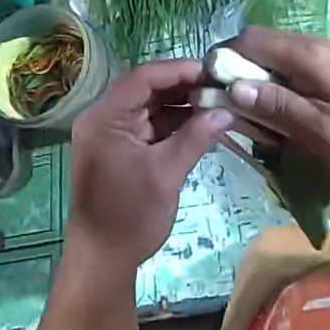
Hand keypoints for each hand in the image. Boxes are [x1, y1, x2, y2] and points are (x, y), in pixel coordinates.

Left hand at [66, 60, 230, 280]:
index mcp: (105, 118)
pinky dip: (173, 124)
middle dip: (184, 87)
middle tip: (220, 87)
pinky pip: (149, 127)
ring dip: (181, 105)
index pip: (143, 77)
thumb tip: (227, 110)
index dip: (179, 70)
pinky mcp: (120, 151)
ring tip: (217, 103)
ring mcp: (111, 136)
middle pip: (146, 89)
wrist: (102, 260)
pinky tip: (201, 124)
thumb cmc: (130, 215)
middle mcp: (104, 119)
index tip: (214, 72)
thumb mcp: (167, 173)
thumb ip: (196, 136)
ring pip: (149, 108)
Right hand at [223, 27, 329, 177]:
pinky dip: (276, 90)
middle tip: (234, 112)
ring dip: (257, 85)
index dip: (222, 61)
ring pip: (272, 60)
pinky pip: (289, 71)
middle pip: (257, 47)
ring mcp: (321, 56)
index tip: (212, 92)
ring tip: (258, 121)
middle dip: (237, 75)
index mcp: (305, 54)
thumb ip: (277, 106)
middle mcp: (310, 46)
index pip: (247, 40)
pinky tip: (283, 118)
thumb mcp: (320, 129)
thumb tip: (233, 88)